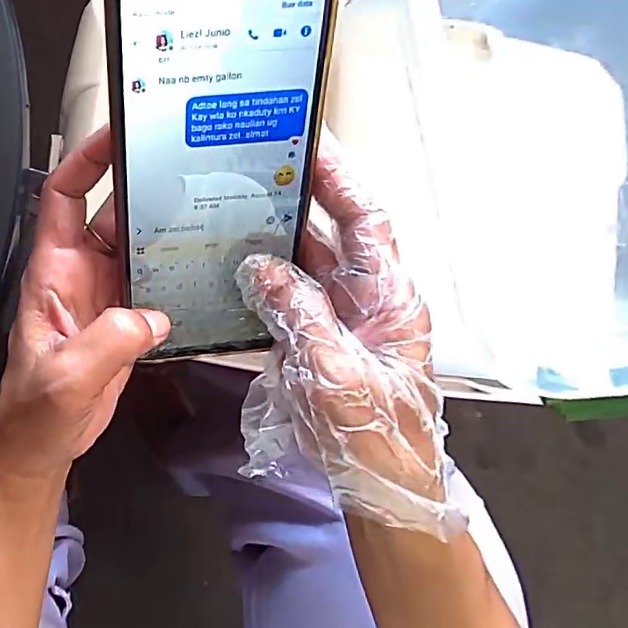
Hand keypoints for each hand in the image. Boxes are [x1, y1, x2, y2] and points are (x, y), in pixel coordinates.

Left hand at [0, 126, 169, 487]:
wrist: (44, 443)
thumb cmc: (34, 411)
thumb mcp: (65, 378)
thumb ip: (108, 342)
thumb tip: (152, 316)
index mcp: (52, 273)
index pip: (62, 196)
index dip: (84, 159)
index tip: (115, 134)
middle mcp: (79, 274)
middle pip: (110, 210)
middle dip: (141, 185)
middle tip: (181, 165)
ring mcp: (104, 294)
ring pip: (137, 242)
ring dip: (165, 227)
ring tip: (204, 209)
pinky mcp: (124, 317)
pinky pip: (153, 279)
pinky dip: (176, 269)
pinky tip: (201, 268)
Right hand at [236, 133, 465, 537]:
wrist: (381, 485)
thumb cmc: (375, 436)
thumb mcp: (337, 373)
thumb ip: (300, 315)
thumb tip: (261, 266)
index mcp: (390, 298)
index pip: (367, 220)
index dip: (340, 179)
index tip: (311, 142)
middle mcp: (367, 297)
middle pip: (333, 231)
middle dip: (300, 195)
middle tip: (262, 164)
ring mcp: (341, 315)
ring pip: (307, 259)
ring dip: (278, 232)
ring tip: (242, 202)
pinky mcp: (318, 333)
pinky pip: (289, 291)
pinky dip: (265, 272)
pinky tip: (238, 260)